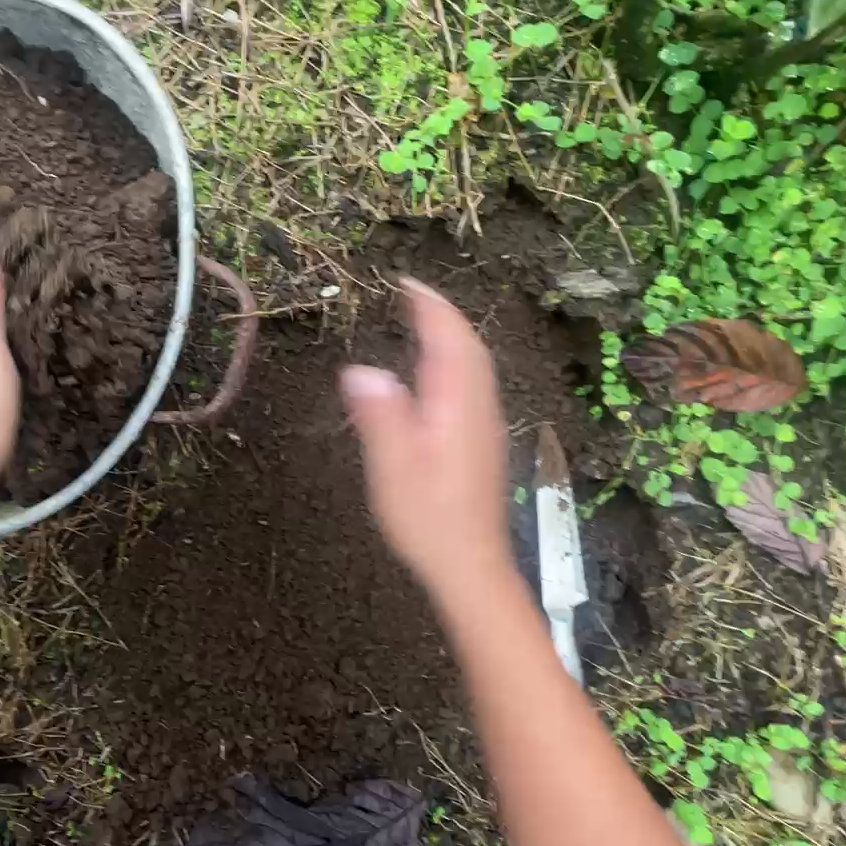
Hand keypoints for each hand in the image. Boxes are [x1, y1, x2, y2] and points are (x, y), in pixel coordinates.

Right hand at [339, 278, 512, 596]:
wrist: (470, 563)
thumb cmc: (428, 519)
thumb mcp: (393, 468)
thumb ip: (380, 416)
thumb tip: (360, 371)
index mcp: (455, 406)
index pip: (448, 341)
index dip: (430, 307)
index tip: (408, 282)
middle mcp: (477, 408)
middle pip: (468, 348)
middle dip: (443, 316)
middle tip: (414, 295)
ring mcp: (484, 425)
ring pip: (475, 366)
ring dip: (453, 337)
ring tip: (425, 322)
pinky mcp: (482, 442)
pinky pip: (473, 384)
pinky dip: (456, 362)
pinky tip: (439, 374)